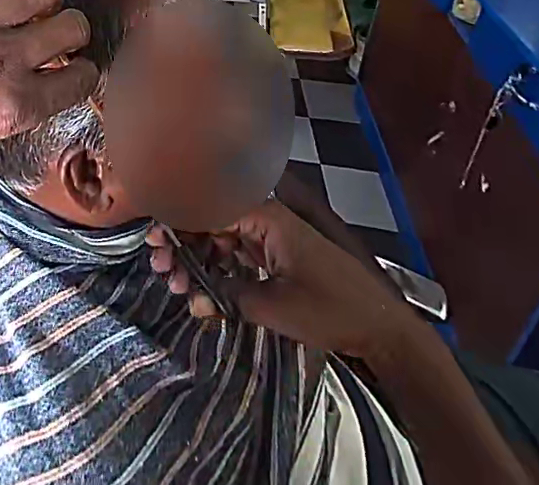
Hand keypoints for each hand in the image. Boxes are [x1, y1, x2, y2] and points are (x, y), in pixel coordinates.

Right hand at [147, 200, 418, 357]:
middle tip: (159, 267)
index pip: (210, 208)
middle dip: (182, 244)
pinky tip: (199, 289)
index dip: (178, 224)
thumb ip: (227, 296)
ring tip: (175, 283)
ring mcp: (270, 238)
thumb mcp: (274, 306)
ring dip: (196, 259)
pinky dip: (216, 269)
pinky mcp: (275, 257)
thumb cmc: (331, 309)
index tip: (155, 240)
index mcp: (266, 217)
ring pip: (220, 240)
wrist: (383, 330)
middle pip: (211, 222)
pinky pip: (234, 254)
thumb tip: (193, 299)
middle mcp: (265, 220)